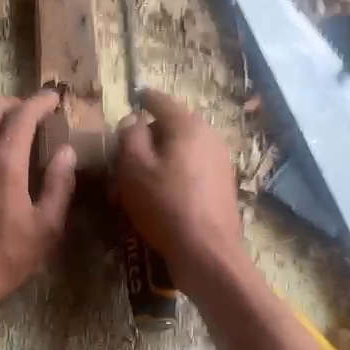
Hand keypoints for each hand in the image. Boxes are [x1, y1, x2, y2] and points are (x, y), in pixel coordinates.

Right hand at [115, 90, 245, 272]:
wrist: (208, 253)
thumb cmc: (165, 205)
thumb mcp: (134, 167)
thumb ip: (130, 136)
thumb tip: (133, 120)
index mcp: (188, 126)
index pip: (161, 100)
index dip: (143, 97)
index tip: (132, 96)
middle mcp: (209, 137)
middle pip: (174, 125)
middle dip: (150, 132)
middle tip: (126, 148)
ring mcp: (220, 162)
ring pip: (184, 147)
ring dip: (162, 154)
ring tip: (140, 173)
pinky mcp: (222, 185)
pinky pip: (193, 167)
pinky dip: (175, 170)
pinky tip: (161, 191)